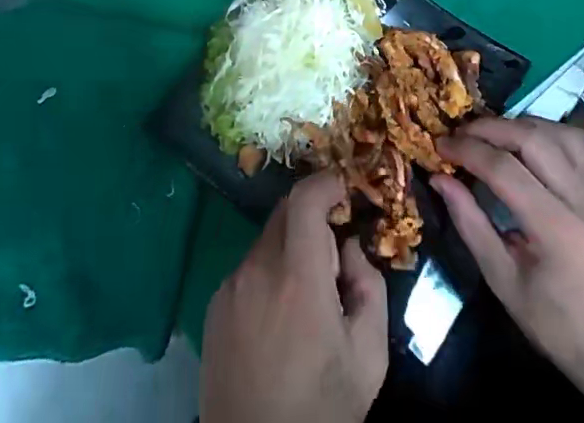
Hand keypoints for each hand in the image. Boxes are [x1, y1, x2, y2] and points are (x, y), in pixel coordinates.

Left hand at [200, 172, 388, 422]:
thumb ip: (368, 289)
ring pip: (266, 242)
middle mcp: (257, 269)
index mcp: (298, 278)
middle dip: (313, 218)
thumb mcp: (368, 358)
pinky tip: (280, 318)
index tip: (344, 188)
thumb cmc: (320, 408)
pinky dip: (269, 273)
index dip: (325, 183)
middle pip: (284, 215)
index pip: (305, 200)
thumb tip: (349, 249)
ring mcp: (231, 284)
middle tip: (335, 254)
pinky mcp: (215, 302)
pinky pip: (248, 268)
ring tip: (308, 300)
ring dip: (291, 250)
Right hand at [432, 118, 583, 372]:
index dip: (466, 151)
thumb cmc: (553, 320)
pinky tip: (538, 139)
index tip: (438, 147)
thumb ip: (469, 223)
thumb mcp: (500, 279)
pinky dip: (561, 133)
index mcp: (557, 229)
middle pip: (534, 139)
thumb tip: (439, 179)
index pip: (504, 169)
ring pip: (561, 134)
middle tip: (459, 135)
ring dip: (520, 125)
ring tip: (491, 135)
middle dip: (489, 129)